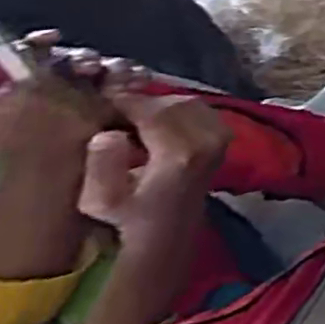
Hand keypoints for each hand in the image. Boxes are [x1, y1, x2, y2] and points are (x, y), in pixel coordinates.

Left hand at [0, 30, 149, 153]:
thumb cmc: (26, 137)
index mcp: (27, 84)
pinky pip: (134, 77)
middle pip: (78, 56)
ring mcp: (95, 90)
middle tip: (89, 69)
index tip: (53, 39)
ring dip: (115, 70)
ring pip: (111, 65)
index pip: (35, 52)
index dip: (41, 43)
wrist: (68, 163)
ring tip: (115, 82)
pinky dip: (135, 78)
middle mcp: (61, 82)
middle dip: (86, 59)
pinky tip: (131, 85)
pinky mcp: (124, 96)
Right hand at [79, 94, 229, 237]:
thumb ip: (101, 166)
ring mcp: (223, 134)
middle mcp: (209, 138)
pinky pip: (201, 109)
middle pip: (177, 104)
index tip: (105, 99)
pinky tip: (154, 119)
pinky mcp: (225, 133)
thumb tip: (108, 133)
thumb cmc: (129, 214)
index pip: (158, 113)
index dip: (131, 102)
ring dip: (162, 103)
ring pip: (192, 103)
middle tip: (117, 107)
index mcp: (180, 153)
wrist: (171, 224)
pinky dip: (177, 108)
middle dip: (146, 101)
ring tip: (132, 114)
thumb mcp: (99, 201)